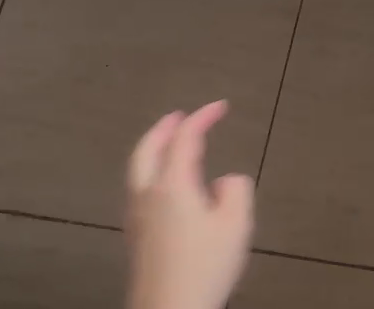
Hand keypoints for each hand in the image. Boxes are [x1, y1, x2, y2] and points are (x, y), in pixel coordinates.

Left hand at [126, 101, 254, 308]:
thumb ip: (234, 190)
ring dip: (153, 150)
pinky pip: (139, 190)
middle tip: (179, 116)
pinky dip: (151, 172)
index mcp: (172, 185)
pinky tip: (168, 185)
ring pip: (137, 172)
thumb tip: (222, 182)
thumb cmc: (205, 266)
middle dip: (162, 130)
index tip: (222, 106)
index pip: (184, 139)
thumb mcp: (236, 223)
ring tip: (170, 145)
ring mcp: (138, 220)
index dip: (202, 117)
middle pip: (146, 152)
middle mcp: (148, 196)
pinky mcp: (137, 240)